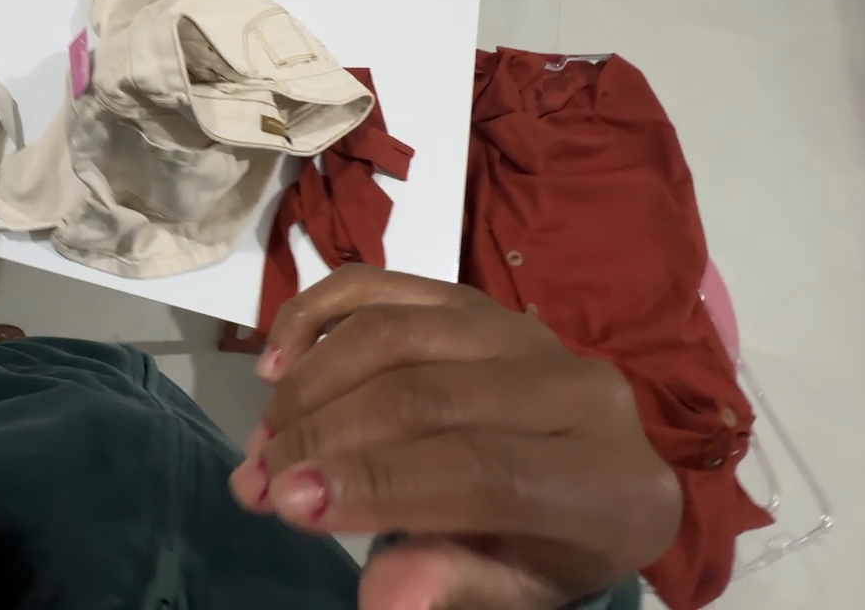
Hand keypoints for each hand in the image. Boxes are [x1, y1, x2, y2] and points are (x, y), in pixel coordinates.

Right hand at [228, 265, 680, 609]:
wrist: (574, 457)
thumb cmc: (547, 536)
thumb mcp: (518, 584)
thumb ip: (455, 585)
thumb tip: (381, 600)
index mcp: (606, 478)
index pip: (482, 471)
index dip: (377, 482)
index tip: (288, 503)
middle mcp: (568, 383)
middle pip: (420, 395)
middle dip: (323, 435)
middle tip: (258, 477)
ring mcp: (505, 323)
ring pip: (386, 333)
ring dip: (307, 384)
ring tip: (262, 435)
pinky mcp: (455, 292)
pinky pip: (368, 287)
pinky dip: (307, 316)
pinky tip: (273, 364)